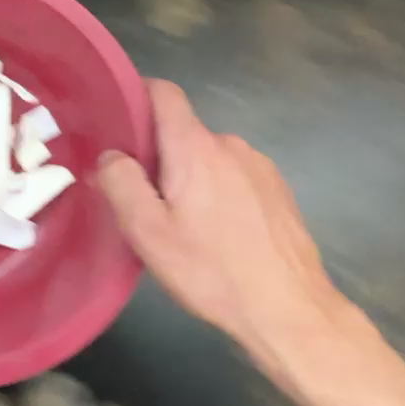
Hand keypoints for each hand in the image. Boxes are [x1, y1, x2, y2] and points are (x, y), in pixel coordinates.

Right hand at [96, 80, 356, 380]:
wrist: (292, 313)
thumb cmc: (212, 270)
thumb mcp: (147, 232)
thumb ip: (120, 182)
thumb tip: (112, 155)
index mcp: (195, 147)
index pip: (164, 93)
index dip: (137, 96)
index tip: (117, 124)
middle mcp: (230, 145)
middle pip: (182, 131)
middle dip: (158, 155)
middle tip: (143, 200)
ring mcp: (260, 167)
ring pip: (208, 156)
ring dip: (189, 176)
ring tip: (182, 224)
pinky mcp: (279, 191)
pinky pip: (234, 176)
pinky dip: (217, 191)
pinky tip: (218, 234)